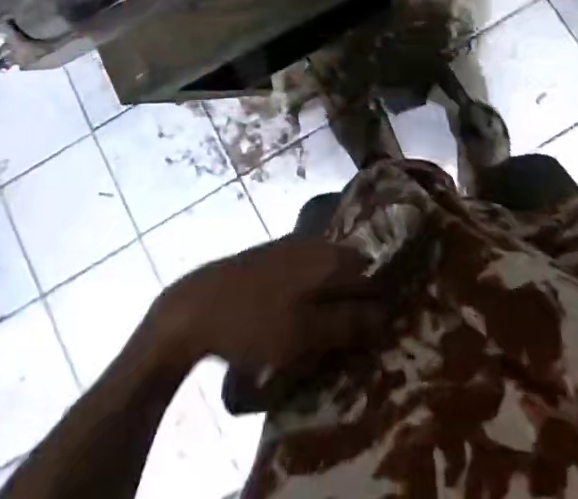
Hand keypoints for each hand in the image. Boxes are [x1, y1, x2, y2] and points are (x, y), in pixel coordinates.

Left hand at [150, 238, 384, 377]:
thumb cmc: (252, 324)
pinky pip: (302, 271)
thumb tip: (384, 315)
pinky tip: (300, 314)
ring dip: (332, 294)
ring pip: (323, 268)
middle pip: (346, 266)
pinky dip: (310, 291)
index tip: (382, 326)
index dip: (378, 298)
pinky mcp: (265, 257)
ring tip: (329, 329)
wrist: (193, 310)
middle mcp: (309, 243)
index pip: (369, 271)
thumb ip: (347, 323)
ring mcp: (285, 247)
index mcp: (325, 257)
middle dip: (355, 295)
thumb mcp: (305, 334)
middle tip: (356, 332)